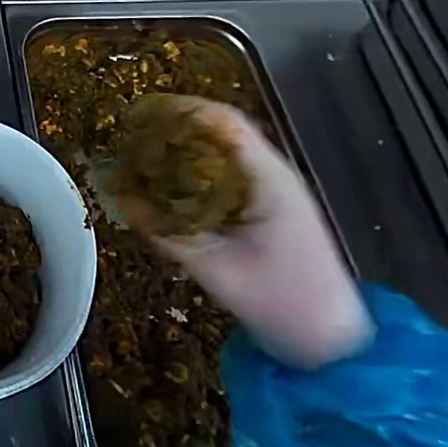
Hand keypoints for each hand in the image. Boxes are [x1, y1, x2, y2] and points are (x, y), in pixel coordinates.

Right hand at [120, 100, 369, 369]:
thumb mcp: (215, 268)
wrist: (328, 335)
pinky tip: (162, 186)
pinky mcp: (262, 208)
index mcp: (267, 180)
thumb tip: (120, 200)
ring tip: (136, 156)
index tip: (138, 113)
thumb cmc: (280, 301)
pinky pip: (221, 177)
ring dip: (179, 150)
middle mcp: (269, 176)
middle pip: (218, 132)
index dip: (179, 111)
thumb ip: (166, 232)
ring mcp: (269, 191)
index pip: (223, 123)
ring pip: (218, 154)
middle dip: (171, 128)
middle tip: (128, 135)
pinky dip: (189, 174)